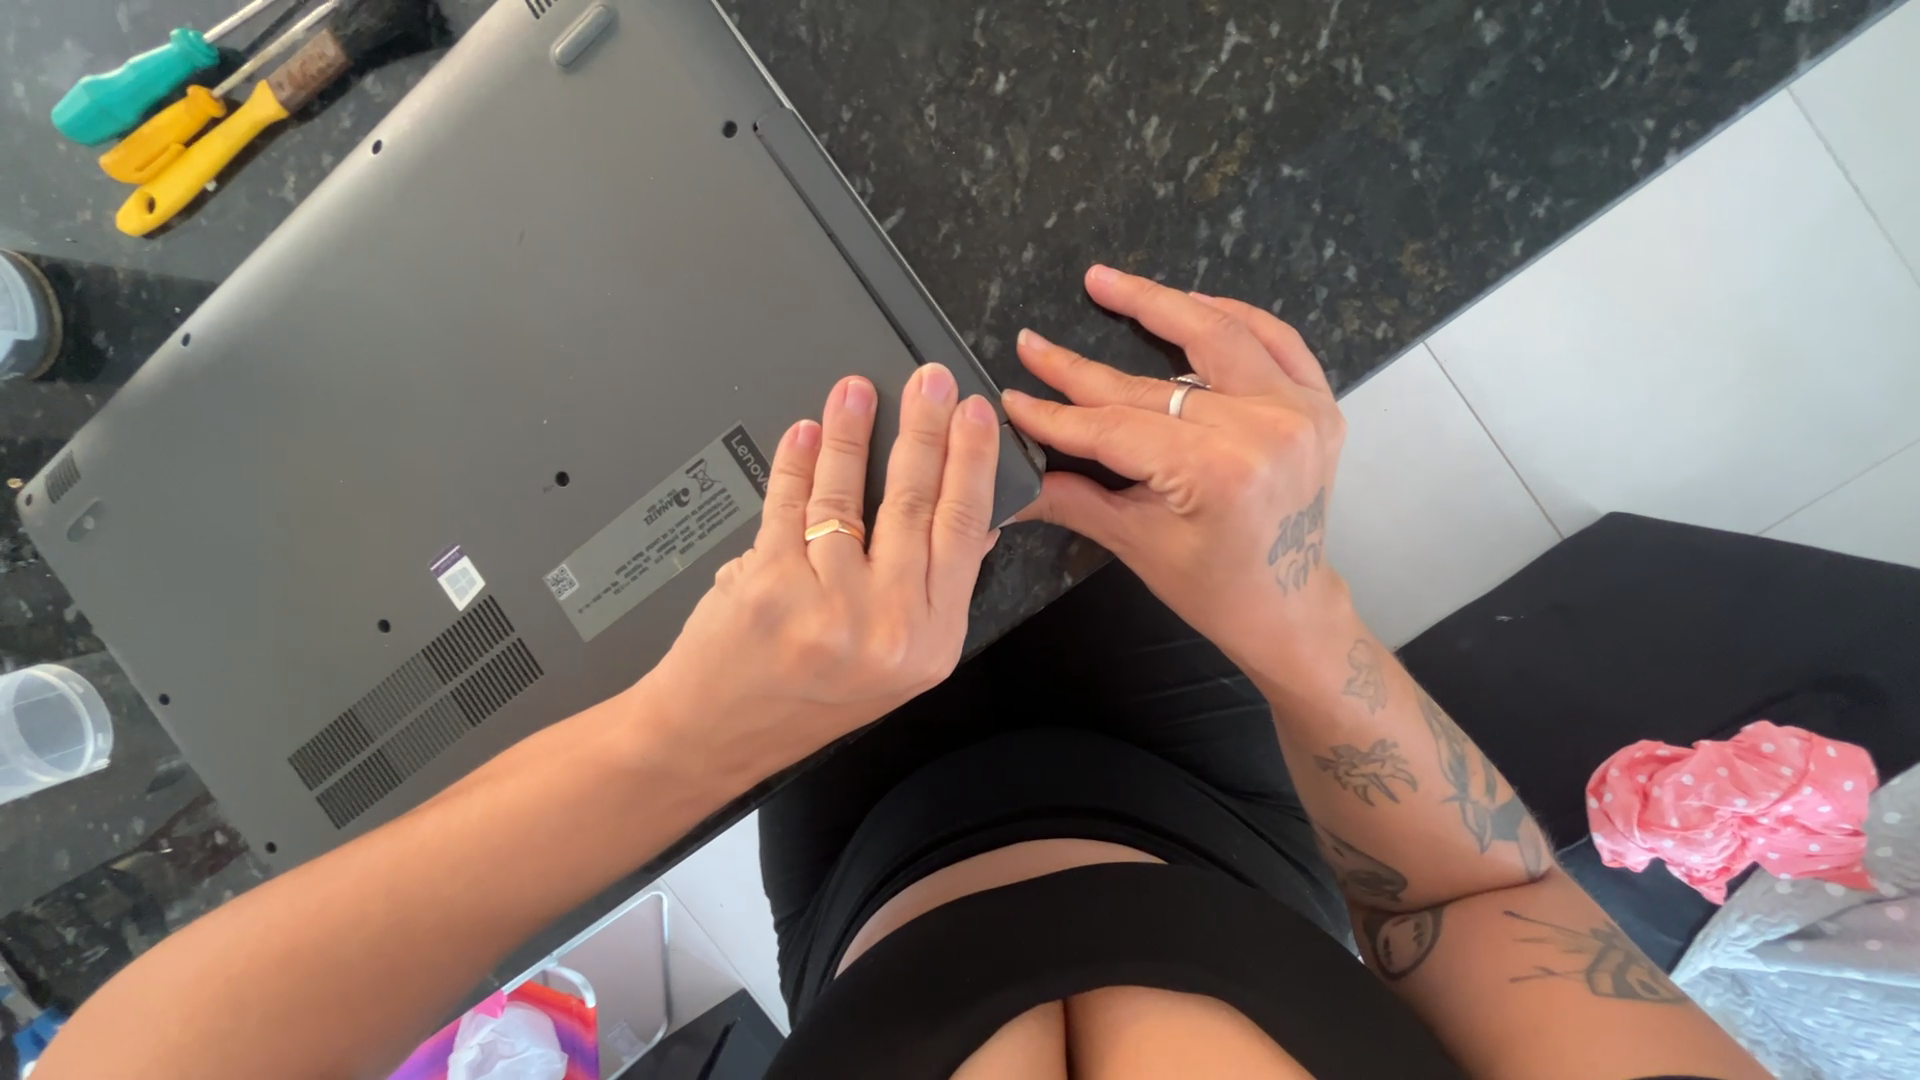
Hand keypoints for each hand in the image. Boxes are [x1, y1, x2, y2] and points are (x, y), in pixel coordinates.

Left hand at [646, 364, 1001, 773]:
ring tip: (858, 392)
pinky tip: (805, 434)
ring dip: (853, 432)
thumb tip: (977, 526)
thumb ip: (936, 592)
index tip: (975, 418)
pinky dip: (797, 463)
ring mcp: (828, 606)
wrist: (719, 735)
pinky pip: (790, 505)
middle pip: (915, 502)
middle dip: (927, 429)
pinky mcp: (770, 585)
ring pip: (849, 495)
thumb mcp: (899, 661)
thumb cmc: (808, 698)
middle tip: (932, 380)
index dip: (972, 463)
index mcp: (931, 640)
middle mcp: (888, 626)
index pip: (963, 530)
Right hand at [1001, 265, 1350, 670]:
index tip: (1015, 395)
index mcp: (1216, 473)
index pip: (1115, 427)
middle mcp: (1262, 431)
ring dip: (1157, 304)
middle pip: (1151, 386)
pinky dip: (1231, 316)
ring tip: (1104, 280)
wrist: (1287, 606)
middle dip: (1081, 370)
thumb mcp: (1135, 544)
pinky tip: (1190, 300)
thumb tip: (1008, 483)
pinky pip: (1275, 339)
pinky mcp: (1317, 404)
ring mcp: (1298, 412)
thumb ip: (1071, 499)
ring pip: (1217, 336)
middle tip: (1034, 344)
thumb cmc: (1212, 589)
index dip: (1058, 412)